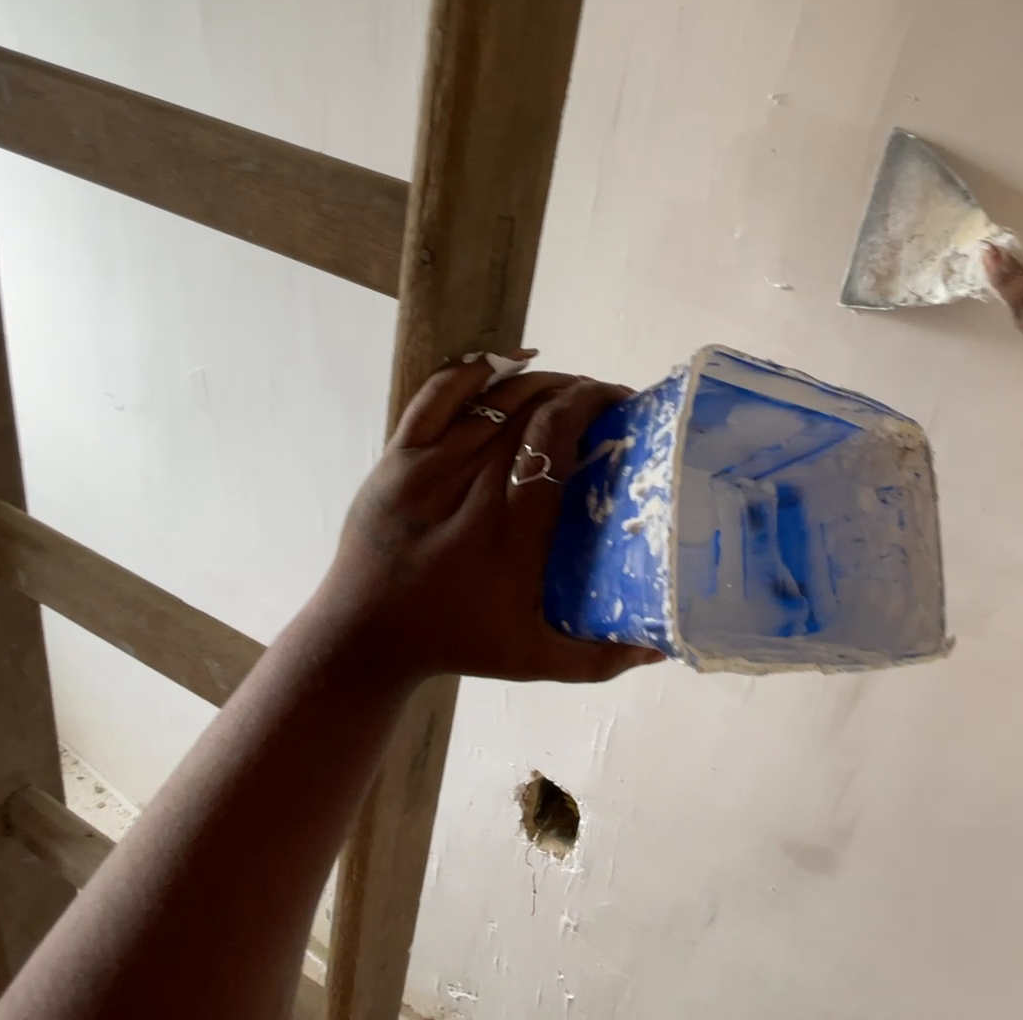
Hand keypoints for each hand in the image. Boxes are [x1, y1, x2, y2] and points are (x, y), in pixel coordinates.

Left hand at [312, 352, 662, 683]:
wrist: (361, 637)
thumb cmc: (457, 644)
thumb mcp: (533, 661)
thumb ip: (599, 659)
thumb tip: (661, 652)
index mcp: (507, 532)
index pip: (551, 442)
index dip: (588, 407)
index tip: (622, 403)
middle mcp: (465, 490)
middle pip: (528, 413)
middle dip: (576, 393)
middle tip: (607, 400)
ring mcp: (424, 468)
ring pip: (492, 400)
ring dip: (540, 384)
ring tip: (572, 389)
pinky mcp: (396, 458)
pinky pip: (438, 396)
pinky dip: (477, 371)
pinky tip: (513, 362)